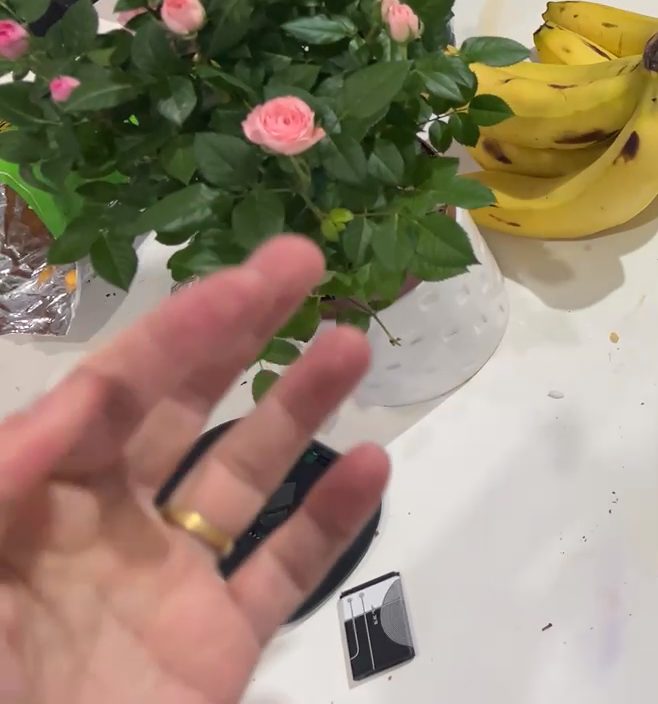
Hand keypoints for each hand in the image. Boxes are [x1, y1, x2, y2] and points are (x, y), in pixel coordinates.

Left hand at [0, 236, 388, 703]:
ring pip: (244, 475)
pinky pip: (287, 565)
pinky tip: (375, 464)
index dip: (176, 334)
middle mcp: (90, 534)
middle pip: (178, 413)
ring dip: (302, 406)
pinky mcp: (218, 639)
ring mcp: (161, 586)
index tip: (248, 282)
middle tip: (305, 265)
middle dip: (241, 334)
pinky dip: (336, 514)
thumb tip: (83, 394)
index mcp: (15, 515)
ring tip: (355, 346)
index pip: (103, 400)